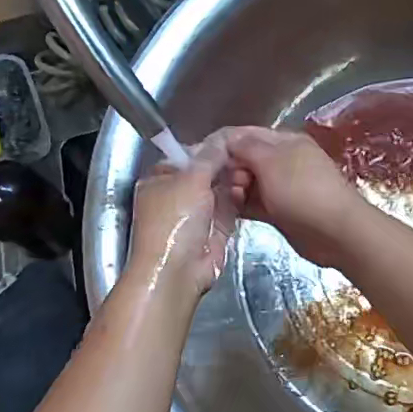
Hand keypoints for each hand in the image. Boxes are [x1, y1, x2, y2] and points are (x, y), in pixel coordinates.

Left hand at [124, 137, 235, 300]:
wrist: (178, 270)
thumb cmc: (175, 220)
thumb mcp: (191, 179)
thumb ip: (209, 158)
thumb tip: (221, 140)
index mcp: (160, 180)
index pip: (185, 157)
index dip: (207, 149)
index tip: (230, 142)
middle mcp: (177, 196)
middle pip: (206, 174)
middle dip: (225, 167)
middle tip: (246, 156)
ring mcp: (196, 215)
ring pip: (219, 192)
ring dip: (234, 183)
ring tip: (252, 171)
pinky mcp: (214, 231)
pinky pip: (229, 210)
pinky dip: (238, 201)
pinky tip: (250, 190)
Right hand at [214, 126, 367, 267]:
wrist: (336, 232)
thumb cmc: (303, 192)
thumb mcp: (272, 162)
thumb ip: (246, 147)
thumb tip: (227, 139)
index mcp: (284, 142)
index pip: (244, 135)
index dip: (221, 144)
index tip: (199, 159)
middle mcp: (282, 161)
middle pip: (245, 159)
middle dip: (228, 169)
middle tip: (220, 185)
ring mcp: (282, 188)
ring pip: (248, 183)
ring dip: (234, 189)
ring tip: (228, 199)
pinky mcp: (281, 211)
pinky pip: (255, 203)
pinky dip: (242, 205)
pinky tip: (230, 210)